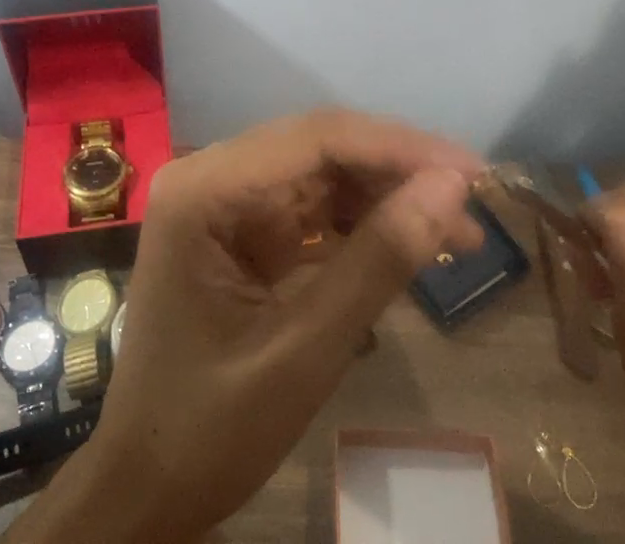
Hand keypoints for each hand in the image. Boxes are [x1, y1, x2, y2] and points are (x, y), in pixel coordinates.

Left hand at [2, 110, 484, 543]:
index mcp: (202, 192)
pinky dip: (362, 225)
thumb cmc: (211, 428)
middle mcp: (208, 178)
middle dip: (400, 171)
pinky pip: (311, 210)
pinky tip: (410, 246)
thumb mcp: (304, 350)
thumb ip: (377, 262)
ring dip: (388, 198)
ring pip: (322, 175)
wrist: (148, 485)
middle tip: (476, 205)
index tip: (476, 174)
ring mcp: (222, 204)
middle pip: (320, 148)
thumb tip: (451, 186)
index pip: (316, 139)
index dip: (401, 148)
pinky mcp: (239, 233)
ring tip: (461, 235)